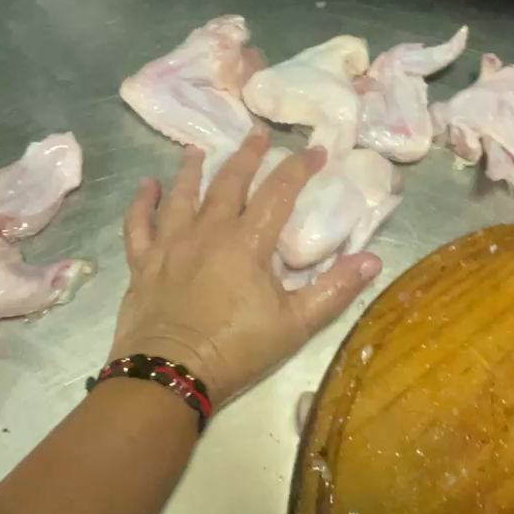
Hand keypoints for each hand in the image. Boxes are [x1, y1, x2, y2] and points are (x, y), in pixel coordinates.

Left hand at [109, 130, 381, 401]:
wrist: (166, 380)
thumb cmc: (236, 349)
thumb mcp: (295, 325)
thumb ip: (334, 290)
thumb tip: (373, 260)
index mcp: (247, 241)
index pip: (279, 191)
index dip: (299, 167)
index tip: (317, 150)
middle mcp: (208, 232)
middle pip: (230, 182)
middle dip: (247, 155)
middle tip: (258, 132)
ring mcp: (171, 246)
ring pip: (183, 195)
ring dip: (192, 169)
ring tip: (198, 149)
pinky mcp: (143, 265)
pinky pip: (140, 226)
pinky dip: (142, 204)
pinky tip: (146, 187)